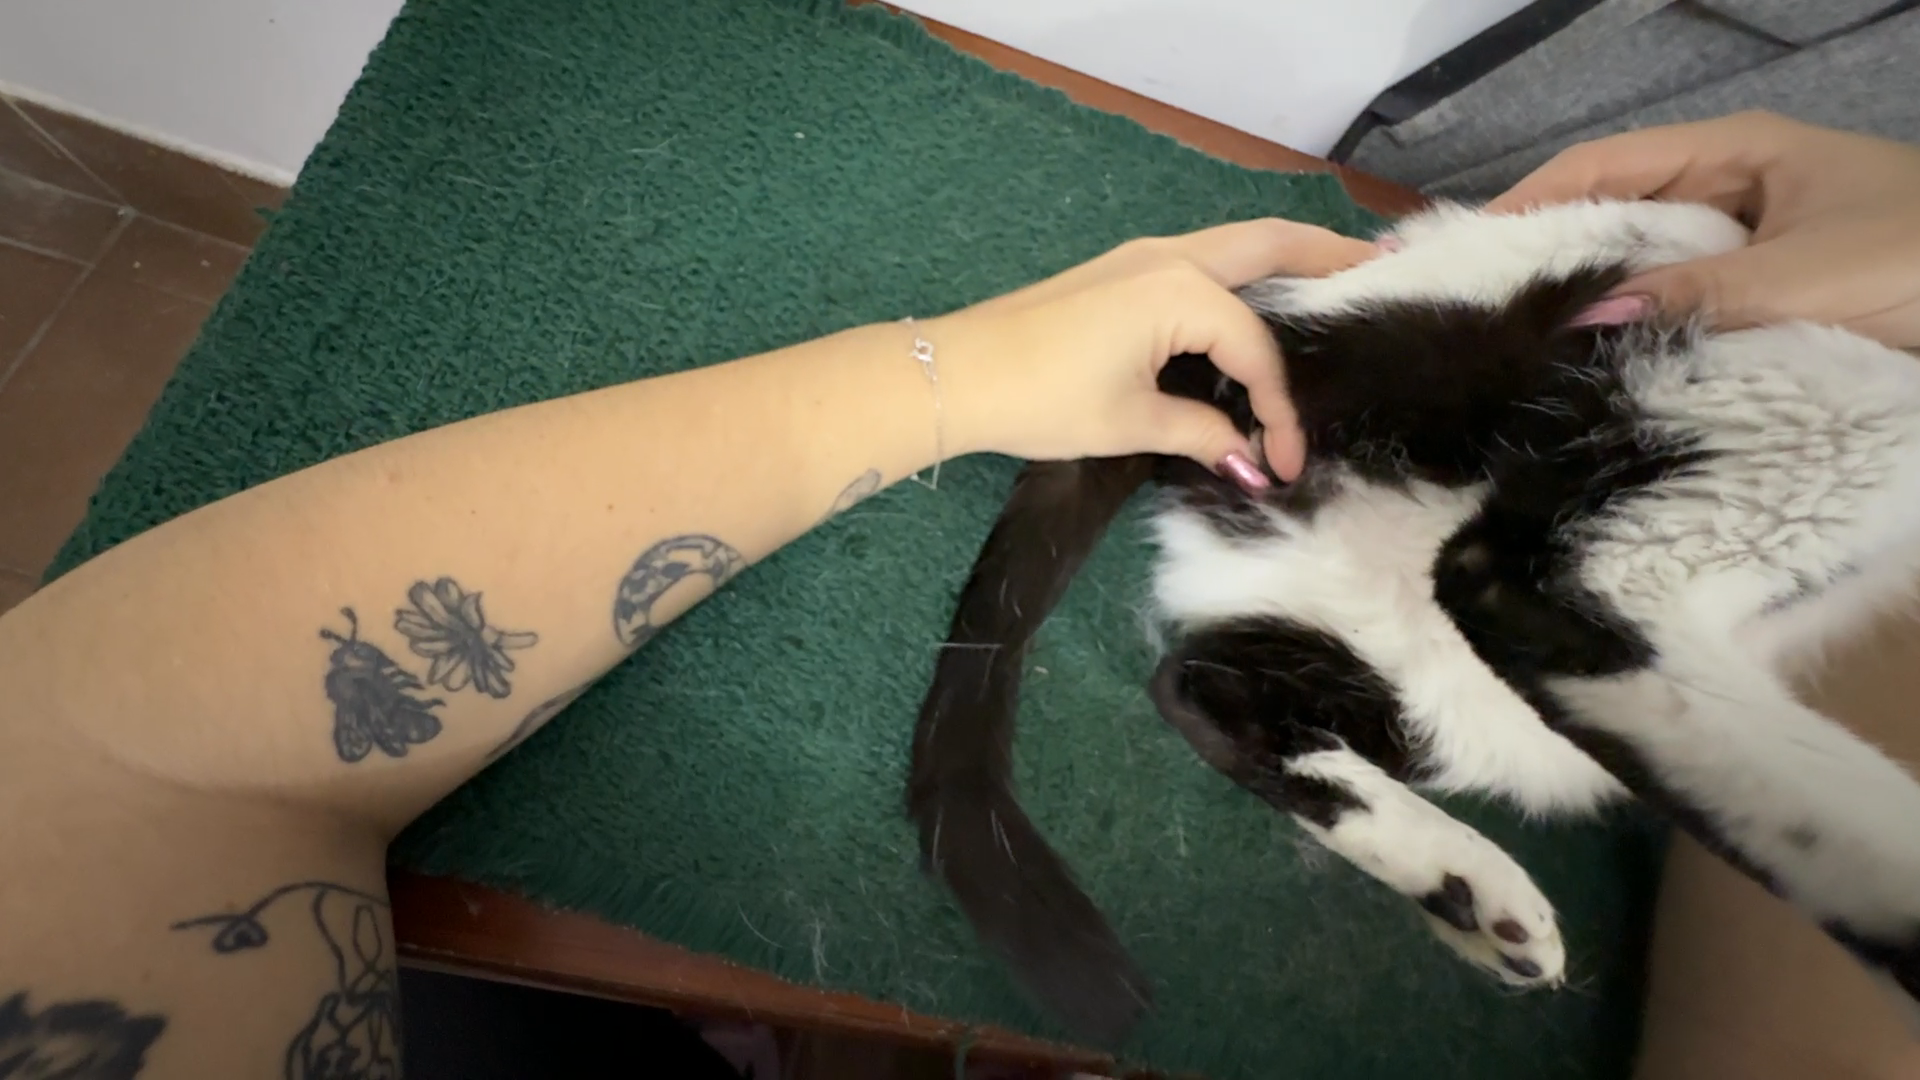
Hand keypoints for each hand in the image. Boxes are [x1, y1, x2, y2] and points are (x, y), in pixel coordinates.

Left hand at [928, 218, 1376, 481]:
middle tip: (1379, 268)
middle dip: (1327, 254)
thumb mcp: (1128, 422)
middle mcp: (1168, 257)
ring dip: (1281, 256)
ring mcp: (1138, 257)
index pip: (1255, 349)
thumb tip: (1248, 461)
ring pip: (1231, 245)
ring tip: (1328, 276)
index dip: (1278, 408)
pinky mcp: (1118, 272)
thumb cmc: (1042, 398)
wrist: (959, 373)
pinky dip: (1235, 275)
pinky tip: (1247, 299)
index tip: (1283, 461)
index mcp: (1179, 291)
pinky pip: (1197, 262)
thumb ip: (1199, 432)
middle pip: (1267, 244)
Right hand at [1487, 111, 1919, 347]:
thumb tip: (1573, 319)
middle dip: (1523, 252)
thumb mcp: (1810, 275)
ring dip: (1556, 294)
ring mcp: (1707, 244)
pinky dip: (1596, 323)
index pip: (1594, 167)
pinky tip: (1554, 350)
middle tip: (1455, 298)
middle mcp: (1705, 193)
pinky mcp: (1712, 291)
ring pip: (1608, 261)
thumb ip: (1692, 294)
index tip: (1455, 251)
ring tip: (1486, 330)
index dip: (1519, 203)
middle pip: (1589, 213)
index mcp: (1728, 155)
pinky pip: (1636, 300)